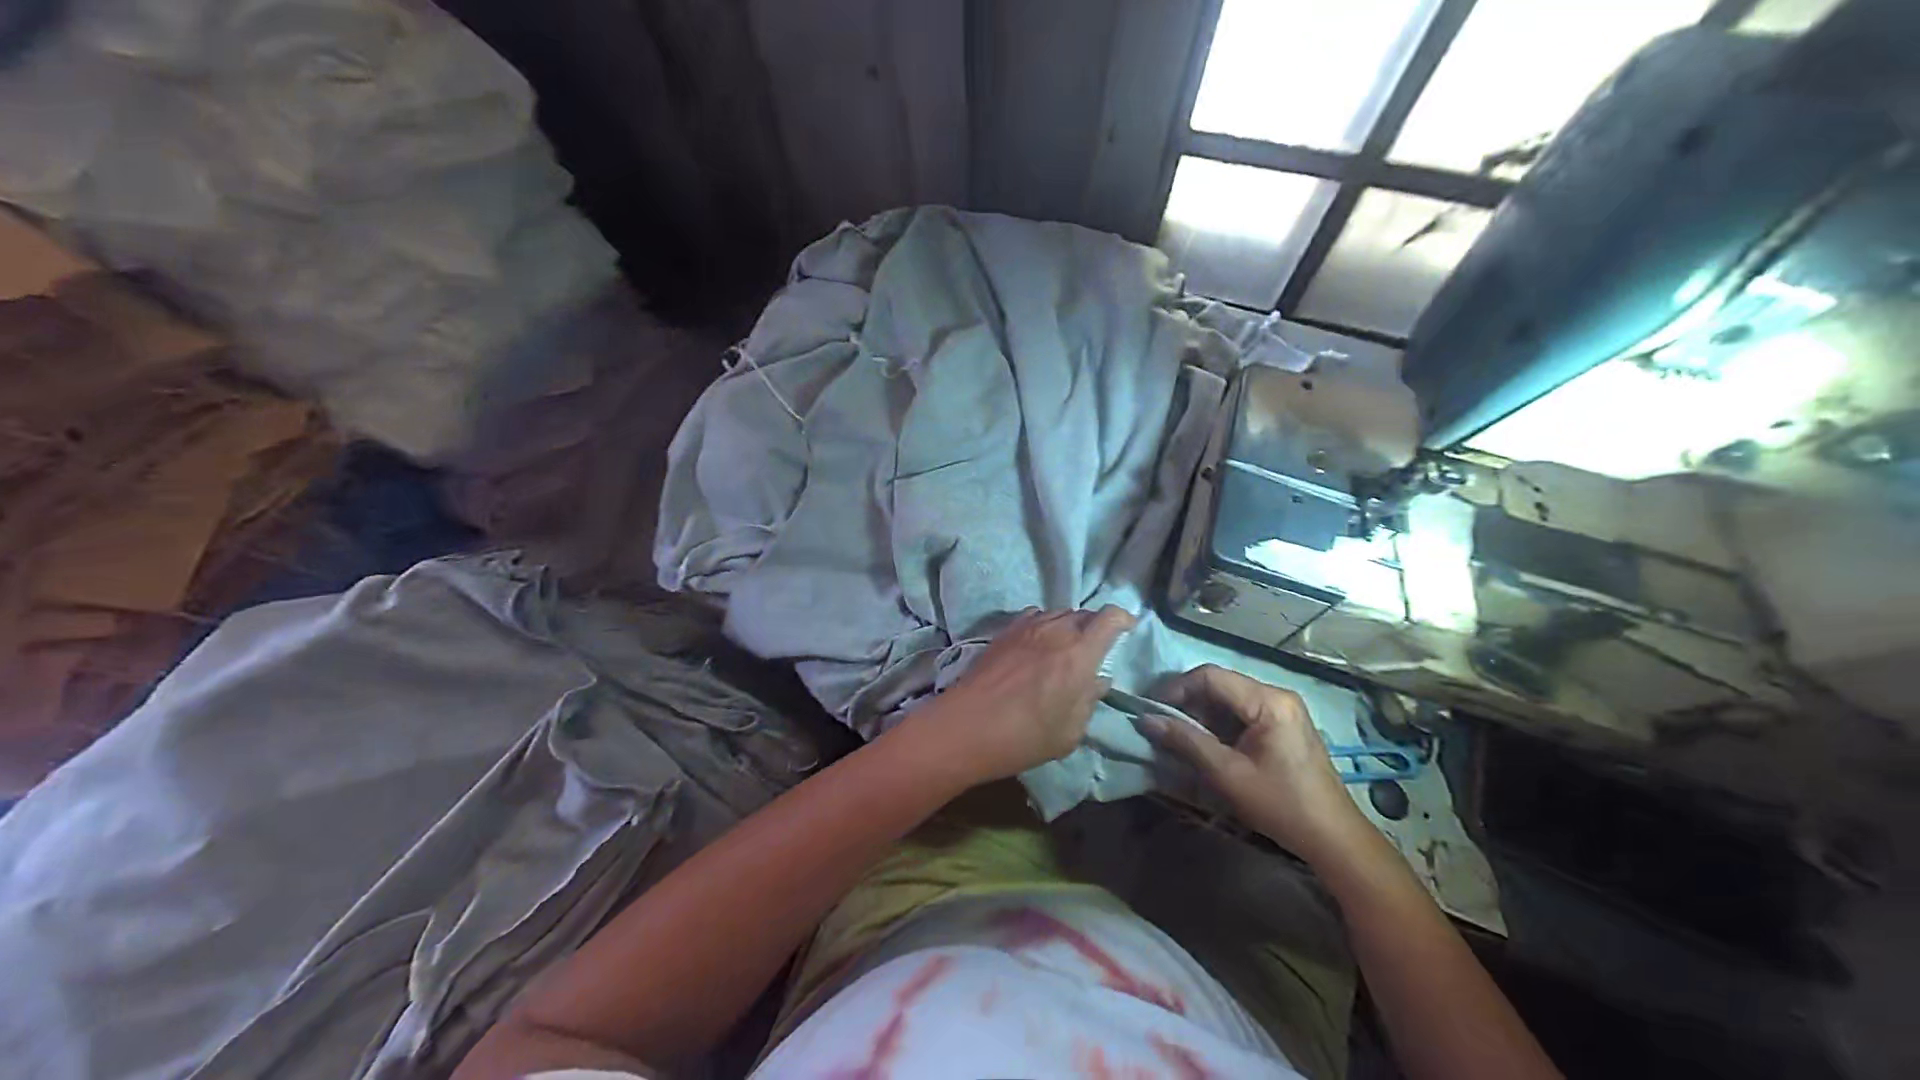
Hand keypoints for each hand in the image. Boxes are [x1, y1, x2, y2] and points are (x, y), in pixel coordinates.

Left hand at [907, 606, 1136, 784]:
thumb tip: (1098, 680)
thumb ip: (1089, 701)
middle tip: (1096, 647)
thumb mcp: (1070, 732)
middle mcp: (1056, 631)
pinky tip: (1038, 644)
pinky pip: (1033, 617)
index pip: (1110, 618)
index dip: (1123, 618)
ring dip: (1069, 625)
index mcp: (1080, 653)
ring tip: (1067, 646)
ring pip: (1058, 613)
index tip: (1128, 628)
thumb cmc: (1025, 736)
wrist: (966, 726)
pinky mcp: (1003, 632)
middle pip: (1084, 613)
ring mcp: (1026, 628)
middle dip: (1096, 625)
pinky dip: (1044, 625)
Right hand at [1145, 664, 1376, 865]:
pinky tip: (1205, 743)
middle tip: (1160, 722)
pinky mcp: (1283, 724)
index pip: (1211, 677)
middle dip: (1187, 701)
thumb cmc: (1280, 804)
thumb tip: (1146, 720)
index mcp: (1268, 701)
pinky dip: (1219, 723)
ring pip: (1229, 698)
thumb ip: (1186, 741)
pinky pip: (1242, 712)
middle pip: (1220, 684)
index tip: (1151, 708)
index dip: (1176, 688)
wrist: (1332, 837)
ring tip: (1178, 735)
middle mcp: (1277, 695)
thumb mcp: (1226, 773)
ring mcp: (1283, 709)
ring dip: (1201, 713)